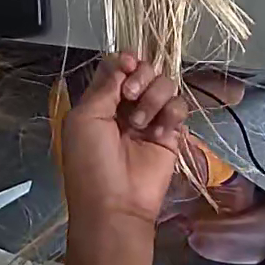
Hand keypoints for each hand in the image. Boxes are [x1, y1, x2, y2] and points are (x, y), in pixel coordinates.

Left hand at [62, 53, 187, 227]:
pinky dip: (172, 112)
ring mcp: (150, 119)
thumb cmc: (91, 161)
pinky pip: (179, 107)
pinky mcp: (171, 134)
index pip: (118, 67)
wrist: (116, 203)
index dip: (126, 61)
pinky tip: (160, 130)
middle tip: (131, 95)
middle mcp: (126, 106)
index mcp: (101, 101)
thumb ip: (104, 86)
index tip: (129, 64)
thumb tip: (124, 61)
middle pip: (144, 71)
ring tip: (141, 123)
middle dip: (141, 77)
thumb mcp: (85, 118)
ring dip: (154, 97)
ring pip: (164, 85)